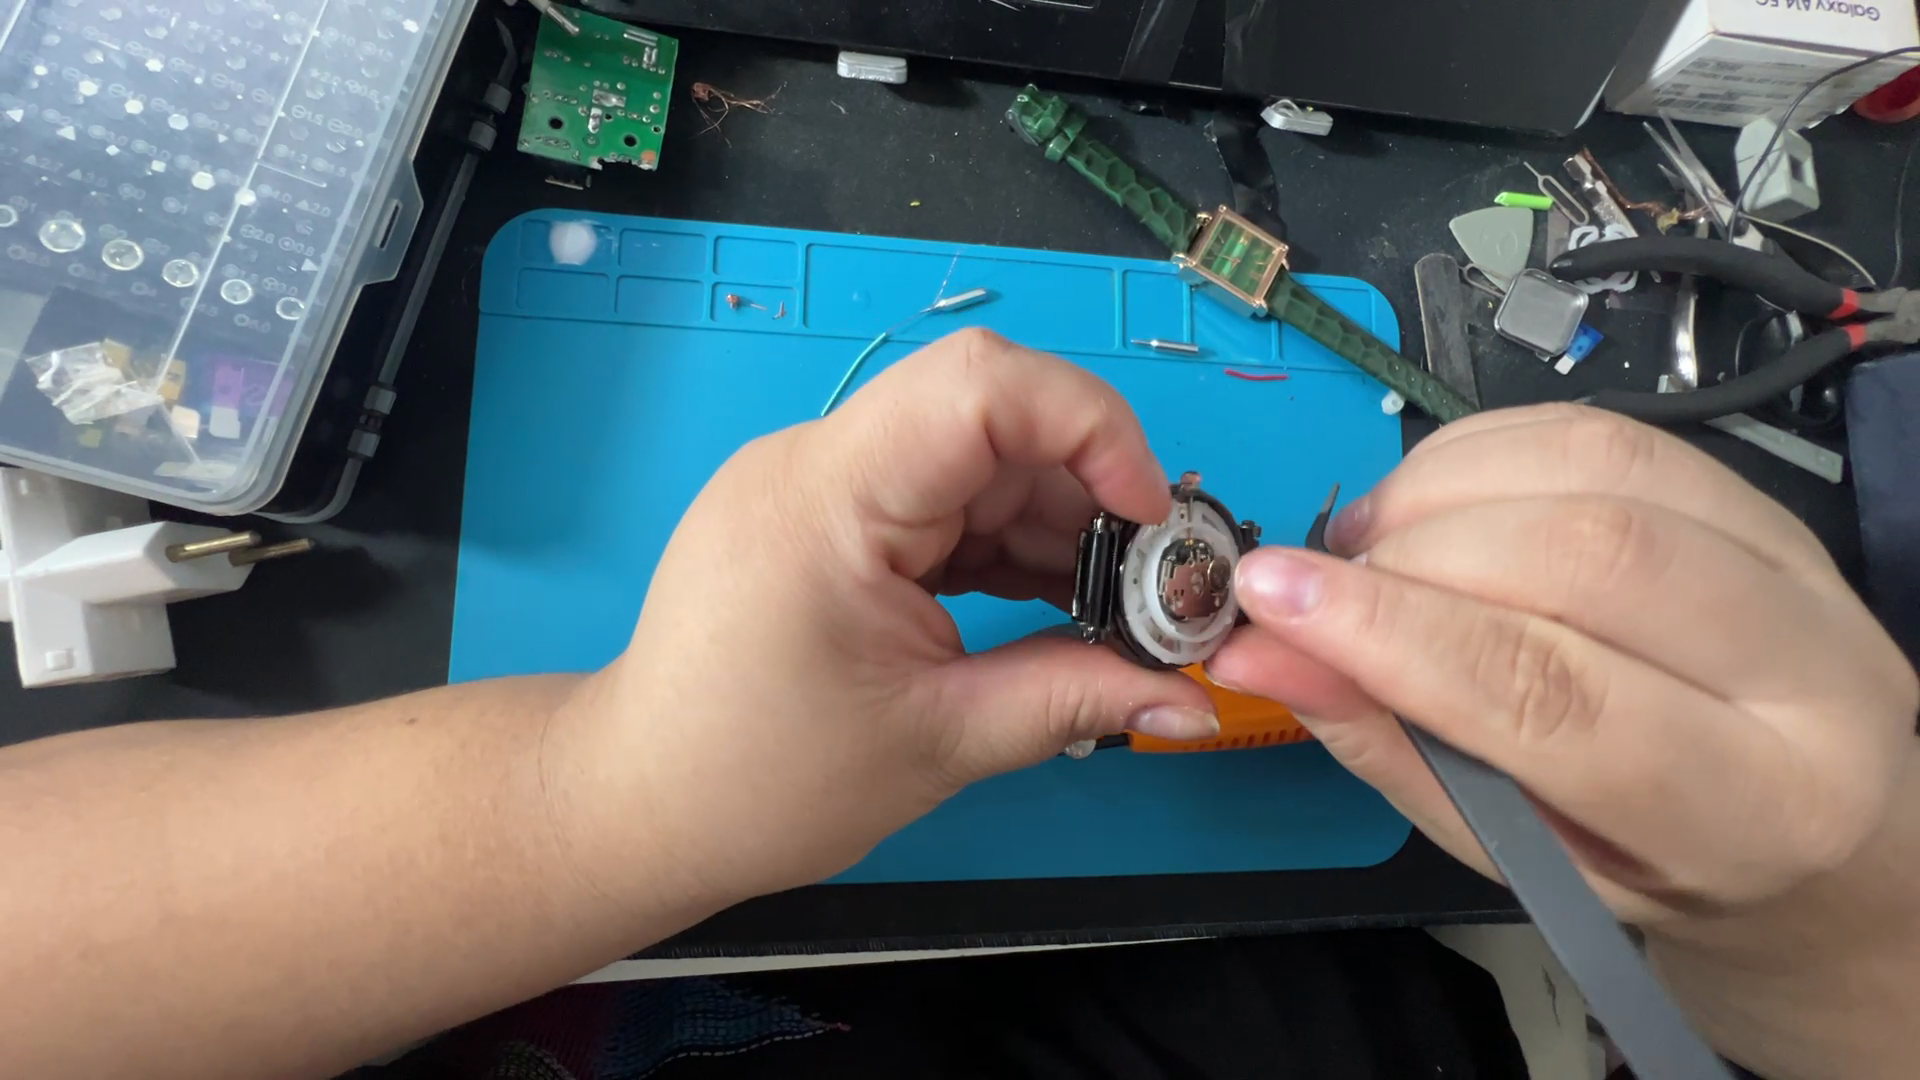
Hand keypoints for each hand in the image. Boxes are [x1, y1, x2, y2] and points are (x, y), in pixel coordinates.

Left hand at [543, 329, 1216, 908]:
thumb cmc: (762, 783)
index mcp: (829, 496)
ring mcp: (823, 482)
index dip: (1090, 425)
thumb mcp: (938, 743)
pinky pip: (943, 501)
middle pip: (989, 422)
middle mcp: (821, 462)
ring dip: (1054, 526)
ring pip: (977, 463)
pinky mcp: (833, 514)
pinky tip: (1048, 598)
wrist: (641, 801)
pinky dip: (1007, 544)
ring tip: (1105, 607)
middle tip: (1146, 583)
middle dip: (1087, 493)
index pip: (978, 387)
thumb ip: (1076, 701)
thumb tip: (1192, 702)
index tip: (1149, 514)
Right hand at [1206, 405, 1917, 924]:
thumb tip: (1250, 653)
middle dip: (1407, 555)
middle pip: (1581, 554)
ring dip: (1429, 492)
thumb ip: (1371, 733)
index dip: (1389, 629)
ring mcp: (1791, 562)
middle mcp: (1805, 671)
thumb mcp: (1489, 831)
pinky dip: (1465, 453)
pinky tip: (1425, 506)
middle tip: (1323, 583)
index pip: (1547, 691)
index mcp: (1741, 805)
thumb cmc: (1625, 846)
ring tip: (1371, 545)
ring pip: (1588, 464)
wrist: (1806, 815)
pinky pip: (1587, 429)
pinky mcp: (1748, 495)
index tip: (1269, 590)